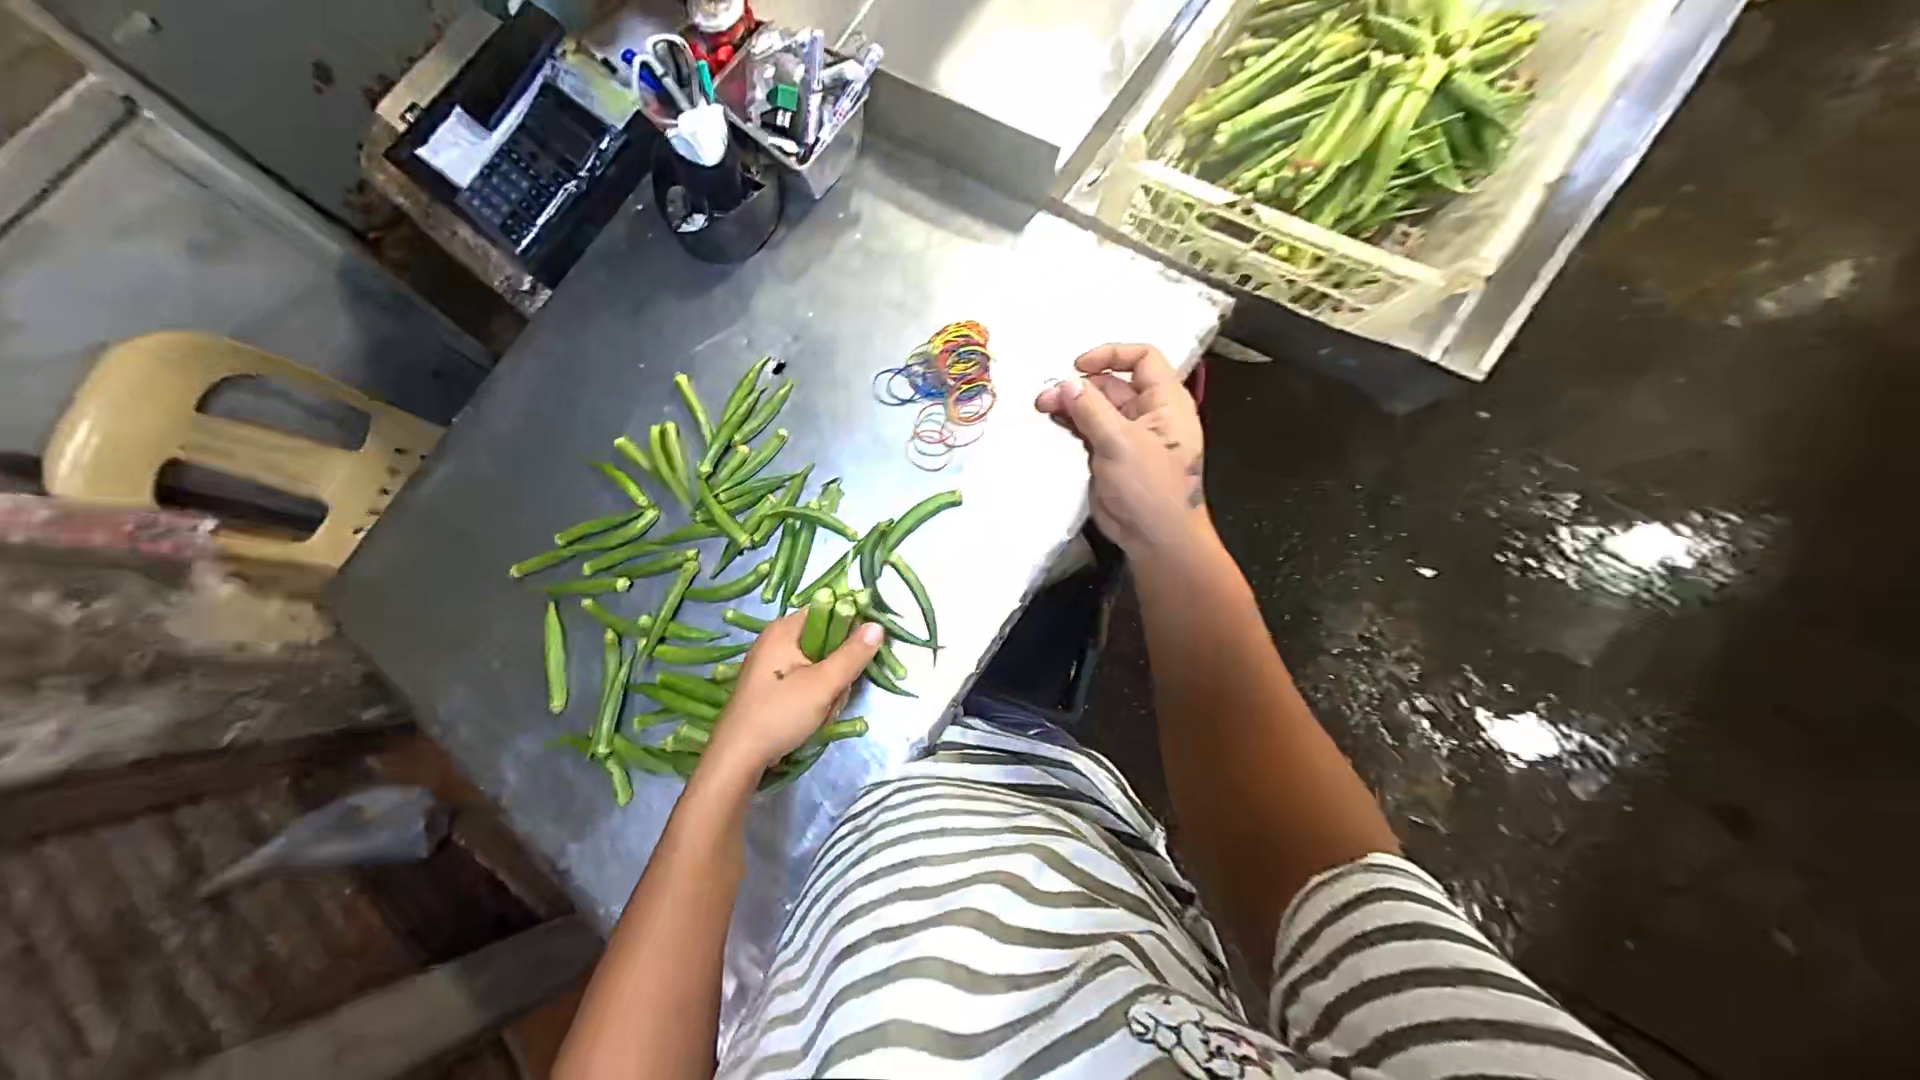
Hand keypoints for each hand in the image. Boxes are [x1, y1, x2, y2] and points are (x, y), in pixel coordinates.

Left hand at [701, 610, 882, 774]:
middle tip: (836, 692)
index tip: (862, 653)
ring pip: (820, 665)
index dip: (850, 627)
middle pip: (826, 641)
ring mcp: (773, 666)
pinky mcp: (772, 687)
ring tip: (822, 711)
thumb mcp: (823, 684)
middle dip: (839, 669)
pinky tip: (814, 718)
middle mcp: (776, 641)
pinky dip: (816, 698)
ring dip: (830, 689)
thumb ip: (853, 654)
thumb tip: (878, 626)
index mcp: (784, 630)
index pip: (827, 611)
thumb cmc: (779, 713)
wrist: (738, 758)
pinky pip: (807, 681)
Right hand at [1035, 344, 1208, 556]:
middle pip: (1112, 384)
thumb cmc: (1151, 488)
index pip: (1143, 359)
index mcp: (1166, 402)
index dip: (1112, 354)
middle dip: (1080, 386)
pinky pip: (1089, 431)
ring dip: (1071, 404)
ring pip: (1096, 408)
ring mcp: (1128, 436)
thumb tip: (1066, 384)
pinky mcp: (1111, 456)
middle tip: (1048, 396)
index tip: (1079, 366)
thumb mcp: (1121, 443)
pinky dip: (1071, 425)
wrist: (1155, 538)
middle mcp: (1149, 414)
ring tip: (1043, 407)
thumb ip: (1091, 410)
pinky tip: (1053, 423)